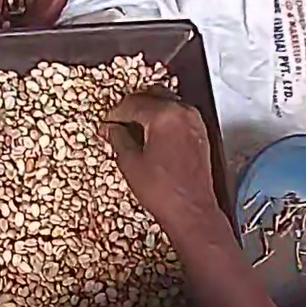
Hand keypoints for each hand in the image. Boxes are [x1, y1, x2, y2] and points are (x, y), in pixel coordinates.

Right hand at [101, 93, 226, 244]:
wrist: (190, 210)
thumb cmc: (162, 191)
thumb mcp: (130, 163)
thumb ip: (118, 139)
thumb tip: (111, 129)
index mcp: (163, 115)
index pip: (132, 103)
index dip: (115, 114)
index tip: (106, 123)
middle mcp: (182, 112)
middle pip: (151, 95)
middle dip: (131, 107)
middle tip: (116, 122)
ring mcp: (194, 122)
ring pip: (166, 103)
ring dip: (148, 111)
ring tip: (132, 129)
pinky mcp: (199, 134)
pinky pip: (177, 115)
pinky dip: (162, 119)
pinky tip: (151, 135)